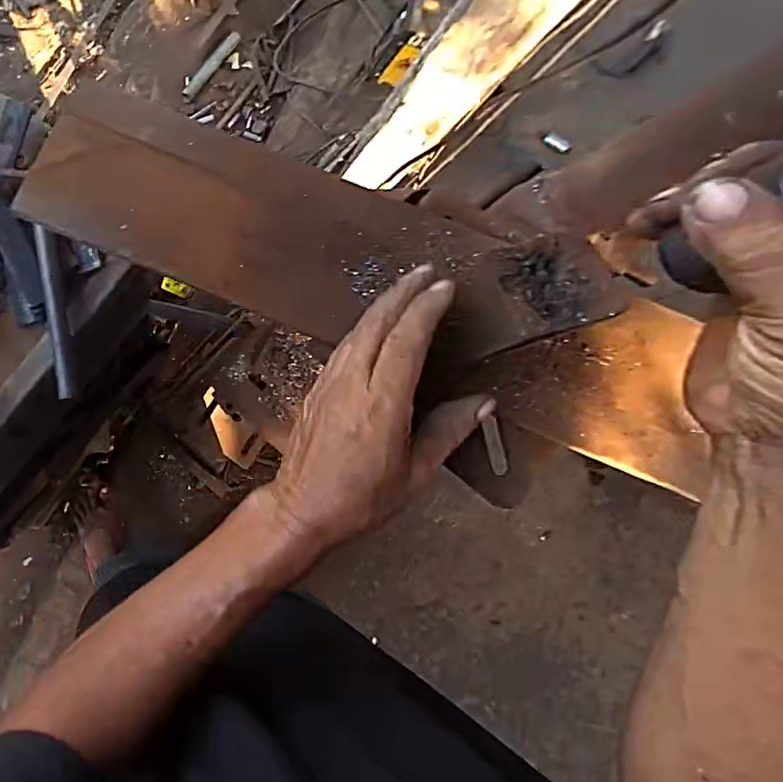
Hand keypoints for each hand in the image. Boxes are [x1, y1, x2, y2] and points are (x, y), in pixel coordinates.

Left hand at [259, 264, 491, 551]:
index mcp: (380, 404)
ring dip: (379, 308)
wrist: (300, 508)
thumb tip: (482, 402)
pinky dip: (361, 330)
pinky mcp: (313, 391)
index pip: (406, 341)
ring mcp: (326, 385)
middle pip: (374, 325)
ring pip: (353, 334)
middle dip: (400, 293)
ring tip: (403, 290)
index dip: (425, 309)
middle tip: (425, 273)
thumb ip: (447, 432)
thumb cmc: (361, 499)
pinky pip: (340, 350)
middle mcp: (349, 386)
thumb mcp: (416, 474)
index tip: (444, 287)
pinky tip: (371, 328)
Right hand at [626, 175, 782, 471]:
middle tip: (711, 179)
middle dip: (763, 172)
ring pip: (768, 205)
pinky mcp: (754, 286)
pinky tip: (652, 223)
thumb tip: (708, 193)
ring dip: (710, 197)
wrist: (771, 457)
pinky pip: (723, 238)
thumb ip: (767, 255)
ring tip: (664, 204)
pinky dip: (684, 227)